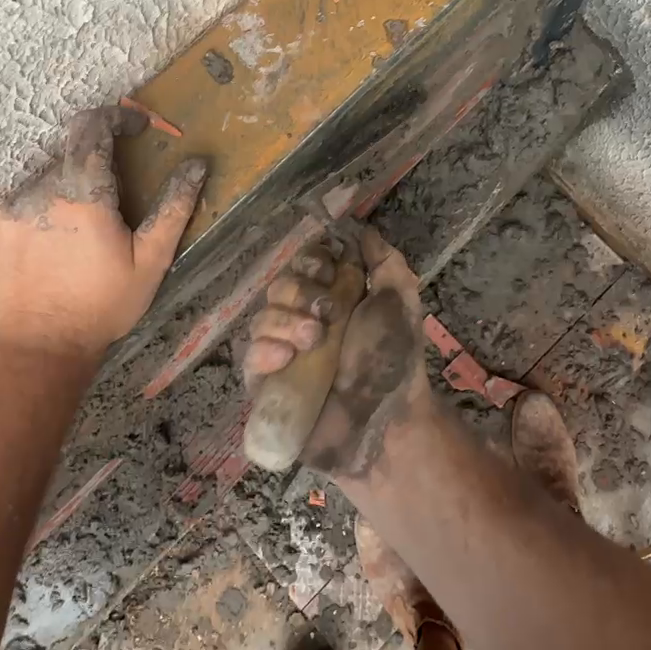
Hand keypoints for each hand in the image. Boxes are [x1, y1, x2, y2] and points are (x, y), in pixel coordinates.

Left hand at [0, 105, 208, 358]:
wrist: (33, 350)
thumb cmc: (100, 307)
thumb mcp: (150, 261)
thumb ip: (174, 207)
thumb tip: (197, 165)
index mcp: (82, 191)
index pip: (93, 126)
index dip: (117, 116)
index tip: (136, 127)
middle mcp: (38, 188)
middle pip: (67, 149)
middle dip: (93, 157)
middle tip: (111, 190)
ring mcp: (5, 206)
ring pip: (40, 174)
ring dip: (64, 182)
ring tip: (77, 220)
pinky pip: (14, 197)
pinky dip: (36, 203)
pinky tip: (46, 236)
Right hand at [242, 226, 426, 476]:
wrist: (386, 419)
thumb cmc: (395, 358)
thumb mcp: (400, 300)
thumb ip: (384, 261)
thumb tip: (361, 230)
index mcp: (333, 297)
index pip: (304, 263)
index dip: (311, 260)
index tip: (328, 269)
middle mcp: (305, 319)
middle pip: (279, 286)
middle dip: (301, 293)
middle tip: (328, 314)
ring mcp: (284, 353)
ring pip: (261, 318)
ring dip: (285, 321)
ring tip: (314, 341)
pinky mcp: (269, 386)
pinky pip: (250, 358)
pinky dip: (265, 351)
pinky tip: (286, 358)